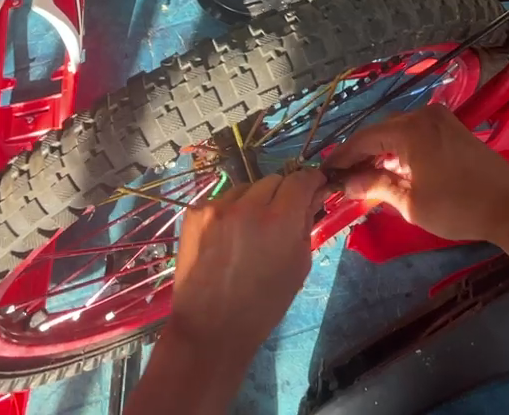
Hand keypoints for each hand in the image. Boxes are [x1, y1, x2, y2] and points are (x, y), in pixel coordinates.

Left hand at [166, 167, 327, 353]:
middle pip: (274, 179)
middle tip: (279, 217)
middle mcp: (248, 205)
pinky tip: (226, 237)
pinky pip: (222, 200)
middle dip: (281, 194)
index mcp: (280, 220)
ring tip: (248, 230)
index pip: (301, 179)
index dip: (310, 180)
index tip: (313, 186)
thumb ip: (305, 225)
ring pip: (246, 188)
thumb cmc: (263, 305)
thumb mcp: (298, 266)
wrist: (210, 328)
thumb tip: (310, 198)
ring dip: (253, 201)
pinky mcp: (195, 212)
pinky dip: (229, 212)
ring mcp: (218, 206)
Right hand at [324, 106, 508, 244]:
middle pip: (382, 130)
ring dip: (382, 151)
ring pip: (399, 131)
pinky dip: (402, 149)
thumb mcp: (411, 202)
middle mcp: (423, 115)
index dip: (344, 156)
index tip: (327, 172)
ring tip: (365, 175)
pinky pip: (417, 133)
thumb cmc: (458, 206)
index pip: (365, 138)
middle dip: (362, 153)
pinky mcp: (453, 129)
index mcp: (410, 129)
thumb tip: (348, 183)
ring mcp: (441, 119)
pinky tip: (394, 168)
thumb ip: (377, 187)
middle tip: (344, 176)